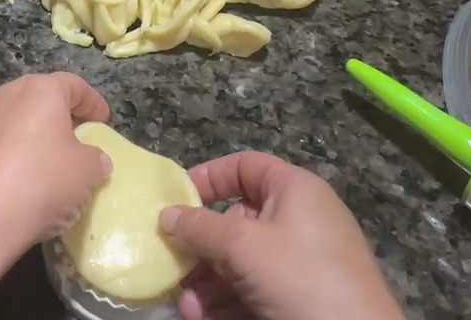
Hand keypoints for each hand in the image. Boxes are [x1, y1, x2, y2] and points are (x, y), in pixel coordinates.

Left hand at [0, 72, 112, 250]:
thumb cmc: (41, 181)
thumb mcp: (85, 172)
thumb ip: (95, 159)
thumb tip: (95, 158)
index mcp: (41, 90)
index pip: (73, 85)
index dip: (92, 102)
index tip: (104, 120)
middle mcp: (9, 94)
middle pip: (43, 98)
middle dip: (63, 116)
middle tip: (80, 139)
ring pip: (19, 119)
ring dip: (37, 135)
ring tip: (52, 162)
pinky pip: (0, 141)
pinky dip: (16, 153)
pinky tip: (23, 179)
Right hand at [157, 152, 401, 319]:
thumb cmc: (301, 278)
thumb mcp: (242, 246)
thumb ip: (199, 228)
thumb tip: (166, 216)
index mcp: (295, 190)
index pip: (245, 167)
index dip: (209, 178)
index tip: (177, 201)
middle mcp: (300, 222)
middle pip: (237, 221)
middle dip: (201, 247)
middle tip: (174, 265)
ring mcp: (304, 266)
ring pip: (242, 263)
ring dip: (208, 282)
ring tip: (187, 306)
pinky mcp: (304, 303)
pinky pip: (256, 292)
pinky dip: (228, 302)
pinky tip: (202, 316)